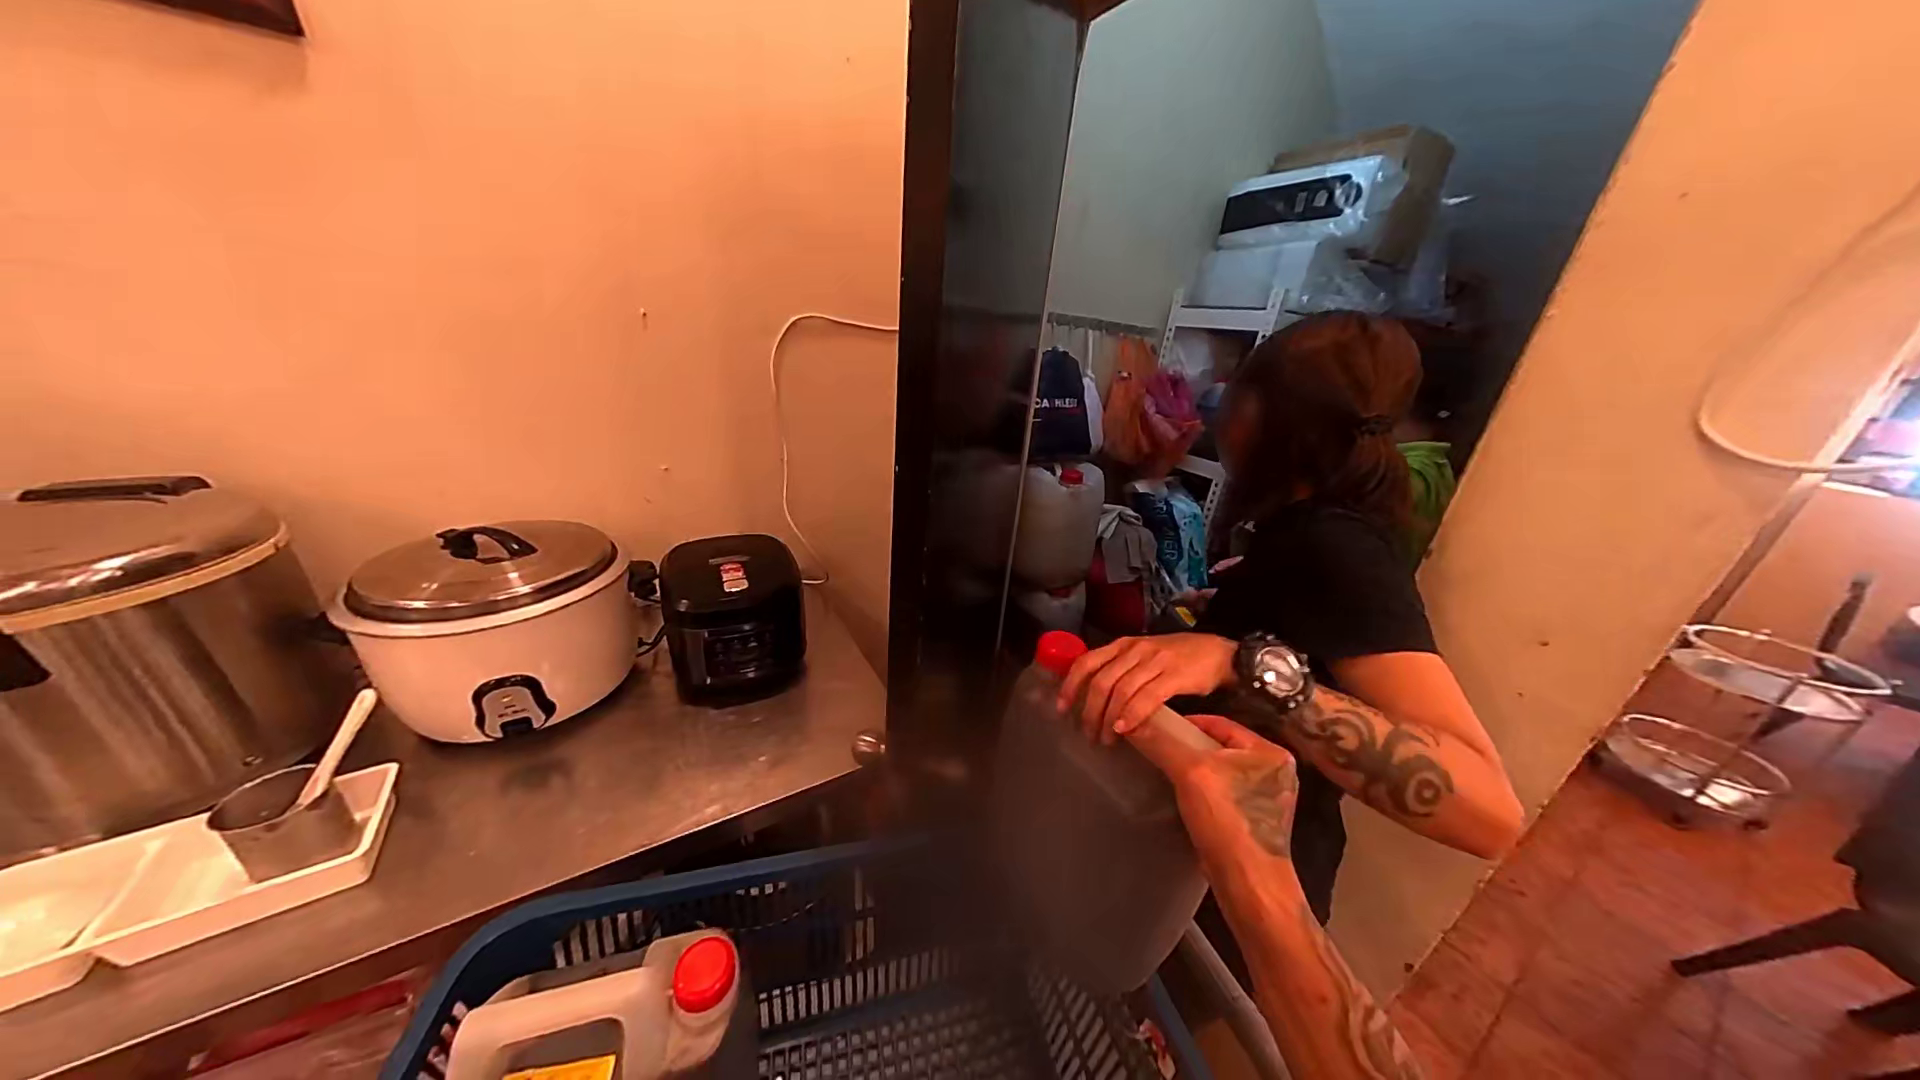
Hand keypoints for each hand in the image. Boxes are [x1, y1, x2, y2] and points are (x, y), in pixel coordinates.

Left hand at [1056, 632, 1234, 743]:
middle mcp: (1134, 650)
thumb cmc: (1179, 658)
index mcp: (1123, 645)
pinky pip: (1146, 697)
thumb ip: (1122, 671)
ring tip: (1105, 738)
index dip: (1071, 685)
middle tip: (1087, 733)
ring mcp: (1154, 661)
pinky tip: (1124, 729)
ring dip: (1108, 718)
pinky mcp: (1174, 675)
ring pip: (1120, 690)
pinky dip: (1131, 715)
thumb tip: (1096, 700)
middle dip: (1089, 711)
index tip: (1061, 708)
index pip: (1086, 662)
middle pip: (1101, 681)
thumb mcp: (1144, 657)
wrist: (1221, 653)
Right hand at [1131, 713, 1299, 864]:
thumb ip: (1161, 743)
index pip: (1219, 722)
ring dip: (1190, 769)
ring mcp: (1264, 799)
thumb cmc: (1227, 821)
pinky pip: (1219, 793)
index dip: (1185, 721)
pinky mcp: (1251, 822)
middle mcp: (1273, 772)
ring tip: (1161, 768)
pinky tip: (1178, 795)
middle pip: (1217, 746)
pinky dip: (1198, 791)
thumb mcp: (1190, 773)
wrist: (1248, 885)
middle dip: (1185, 746)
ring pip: (1217, 771)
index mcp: (1270, 752)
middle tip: (1155, 746)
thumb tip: (1129, 721)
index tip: (1155, 727)